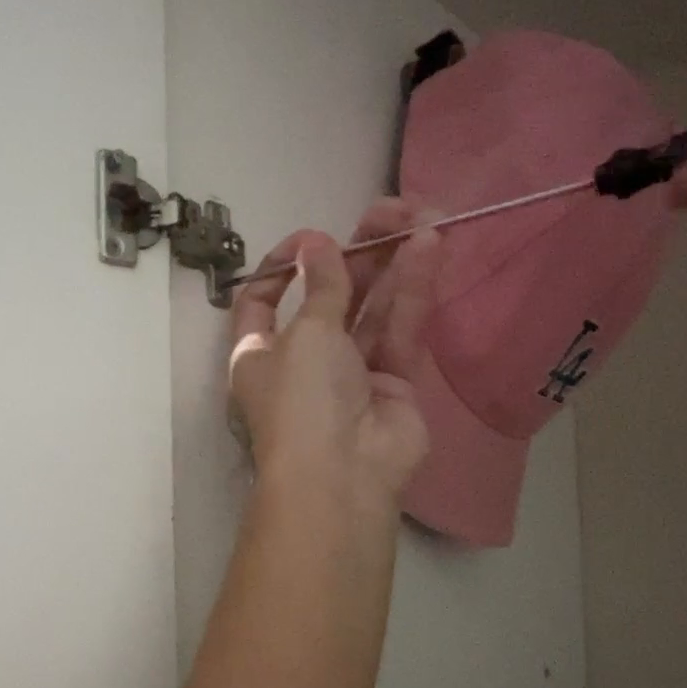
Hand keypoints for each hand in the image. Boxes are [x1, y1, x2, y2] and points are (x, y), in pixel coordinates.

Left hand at [228, 200, 440, 502]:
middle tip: (390, 210)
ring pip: (370, 311)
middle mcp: (301, 364)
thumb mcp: (304, 335)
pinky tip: (428, 249)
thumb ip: (320, 287)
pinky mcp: (391, 387)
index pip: (261, 302)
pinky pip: (398, 332)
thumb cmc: (302, 401)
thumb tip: (315, 245)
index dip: (282, 266)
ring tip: (420, 216)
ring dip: (392, 265)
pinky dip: (411, 294)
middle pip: (328, 299)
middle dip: (356, 255)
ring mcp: (349, 377)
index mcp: (258, 355)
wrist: (341, 477)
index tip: (312, 237)